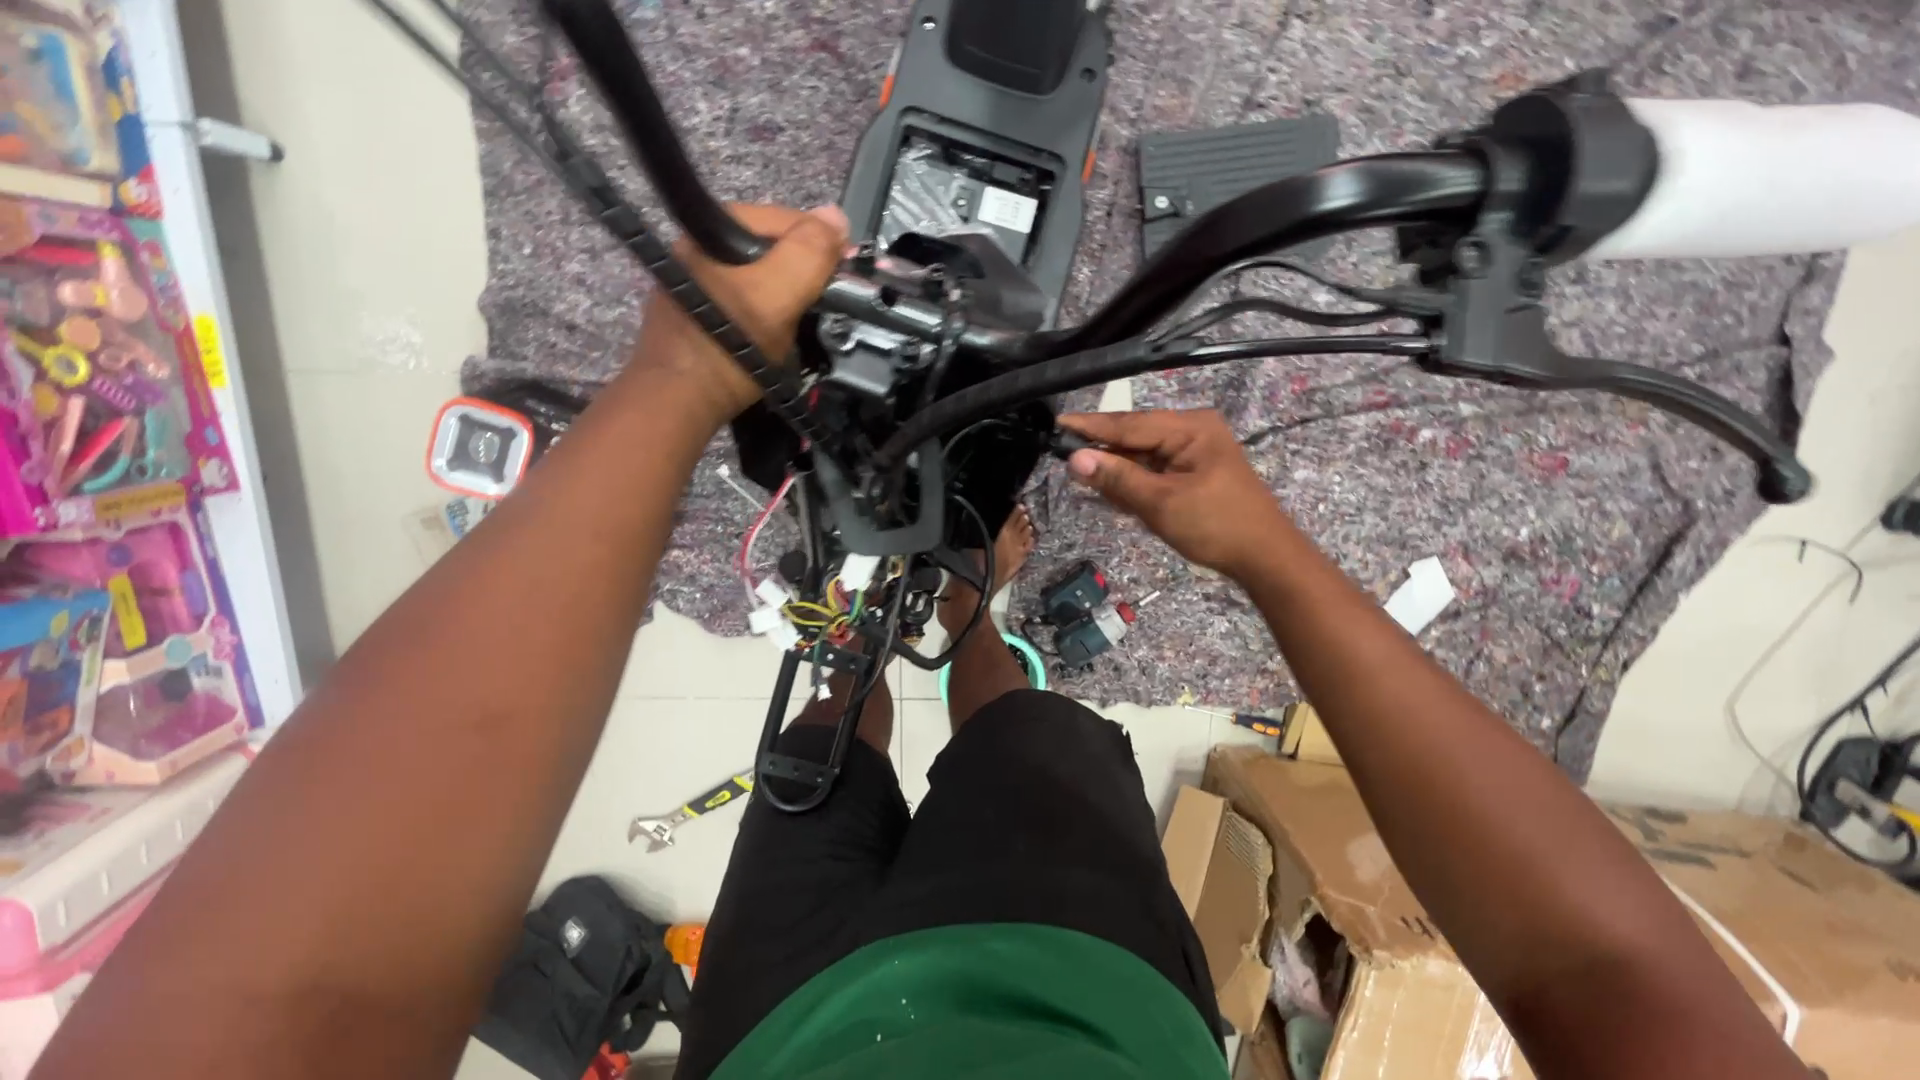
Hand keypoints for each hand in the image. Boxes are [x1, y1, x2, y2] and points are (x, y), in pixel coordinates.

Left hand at [631, 203, 848, 424]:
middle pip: (776, 253)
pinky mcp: (694, 316)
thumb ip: (811, 252)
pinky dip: (764, 321)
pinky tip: (770, 342)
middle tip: (818, 313)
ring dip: (786, 304)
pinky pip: (744, 307)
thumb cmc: (728, 346)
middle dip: (802, 281)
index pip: (789, 221)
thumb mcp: (779, 293)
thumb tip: (836, 215)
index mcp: (715, 226)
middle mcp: (699, 246)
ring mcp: (695, 283)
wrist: (677, 403)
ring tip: (797, 330)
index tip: (838, 284)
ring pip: (762, 282)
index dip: (822, 250)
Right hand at [1060, 410, 1291, 578]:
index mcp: (1189, 427)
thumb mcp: (1161, 503)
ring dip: (1116, 470)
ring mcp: (1194, 451)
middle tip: (1062, 458)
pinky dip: (1133, 481)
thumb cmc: (1216, 526)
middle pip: (1133, 436)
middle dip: (1102, 451)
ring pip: (1141, 454)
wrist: (1265, 558)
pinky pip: (1153, 469)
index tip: (1056, 425)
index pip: (1128, 423)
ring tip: (1083, 478)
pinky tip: (1112, 492)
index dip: (1090, 427)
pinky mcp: (1193, 472)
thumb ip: (1117, 478)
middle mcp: (1192, 430)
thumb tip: (1075, 458)